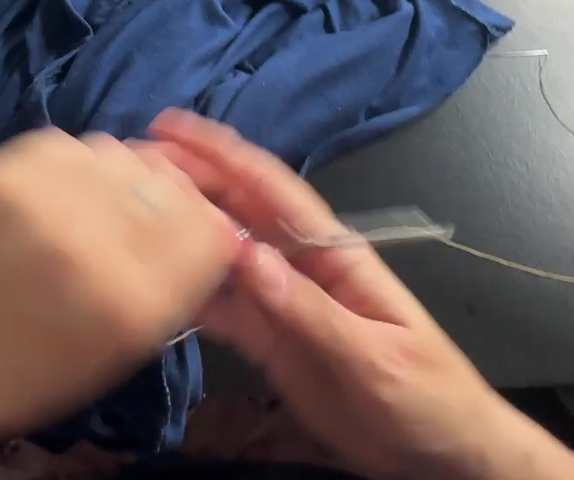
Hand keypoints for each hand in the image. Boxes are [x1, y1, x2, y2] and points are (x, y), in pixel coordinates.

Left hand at [0, 126, 240, 447]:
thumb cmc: (23, 370)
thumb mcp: (115, 350)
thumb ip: (168, 287)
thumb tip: (209, 229)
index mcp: (125, 298)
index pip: (205, 228)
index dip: (203, 229)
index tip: (190, 235)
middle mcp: (90, 235)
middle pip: (167, 184)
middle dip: (167, 200)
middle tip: (140, 221)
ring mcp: (44, 192)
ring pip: (120, 154)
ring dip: (120, 179)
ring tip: (94, 207)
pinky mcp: (8, 165)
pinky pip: (72, 144)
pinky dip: (76, 165)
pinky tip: (58, 194)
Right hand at [147, 110, 573, 479]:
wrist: (442, 455)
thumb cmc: (427, 395)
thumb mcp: (373, 357)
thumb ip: (309, 309)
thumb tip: (246, 256)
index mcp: (329, 250)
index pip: (269, 187)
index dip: (221, 151)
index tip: (172, 126)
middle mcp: (296, 262)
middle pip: (234, 209)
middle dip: (187, 180)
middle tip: (132, 164)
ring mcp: (278, 298)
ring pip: (219, 251)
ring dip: (179, 227)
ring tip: (131, 211)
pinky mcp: (267, 337)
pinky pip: (220, 305)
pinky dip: (186, 290)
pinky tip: (154, 282)